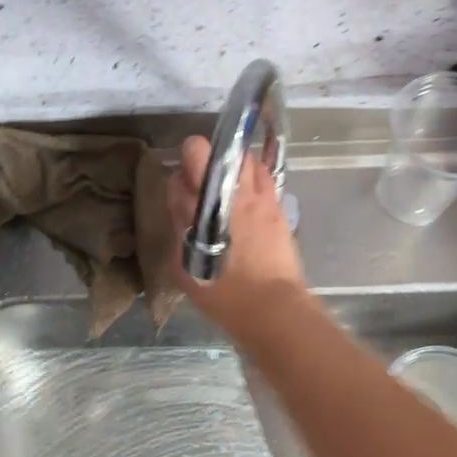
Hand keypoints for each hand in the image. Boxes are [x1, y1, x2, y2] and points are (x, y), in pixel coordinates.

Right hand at [165, 135, 309, 335]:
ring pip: (241, 157)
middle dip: (204, 157)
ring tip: (230, 183)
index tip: (185, 184)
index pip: (182, 168)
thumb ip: (180, 228)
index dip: (183, 171)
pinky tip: (251, 194)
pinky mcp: (276, 204)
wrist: (270, 306)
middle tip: (206, 178)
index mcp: (197, 208)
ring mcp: (255, 195)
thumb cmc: (222, 293)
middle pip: (208, 151)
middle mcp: (225, 193)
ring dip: (233, 163)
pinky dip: (255, 176)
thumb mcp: (185, 266)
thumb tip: (181, 206)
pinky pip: (263, 175)